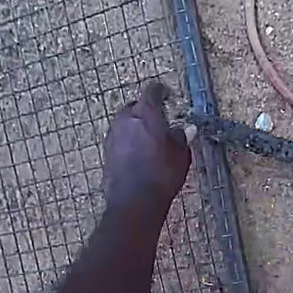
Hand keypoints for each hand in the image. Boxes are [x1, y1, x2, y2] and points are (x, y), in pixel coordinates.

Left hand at [103, 82, 190, 218]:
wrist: (134, 201)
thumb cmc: (161, 174)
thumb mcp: (180, 155)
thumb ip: (181, 137)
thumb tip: (185, 129)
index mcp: (146, 114)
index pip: (152, 91)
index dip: (160, 91)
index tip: (167, 94)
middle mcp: (125, 120)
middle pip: (134, 107)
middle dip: (145, 111)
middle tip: (159, 120)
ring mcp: (113, 136)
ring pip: (125, 124)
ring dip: (135, 127)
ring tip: (149, 140)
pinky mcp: (107, 153)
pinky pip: (119, 140)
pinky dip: (128, 142)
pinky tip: (138, 154)